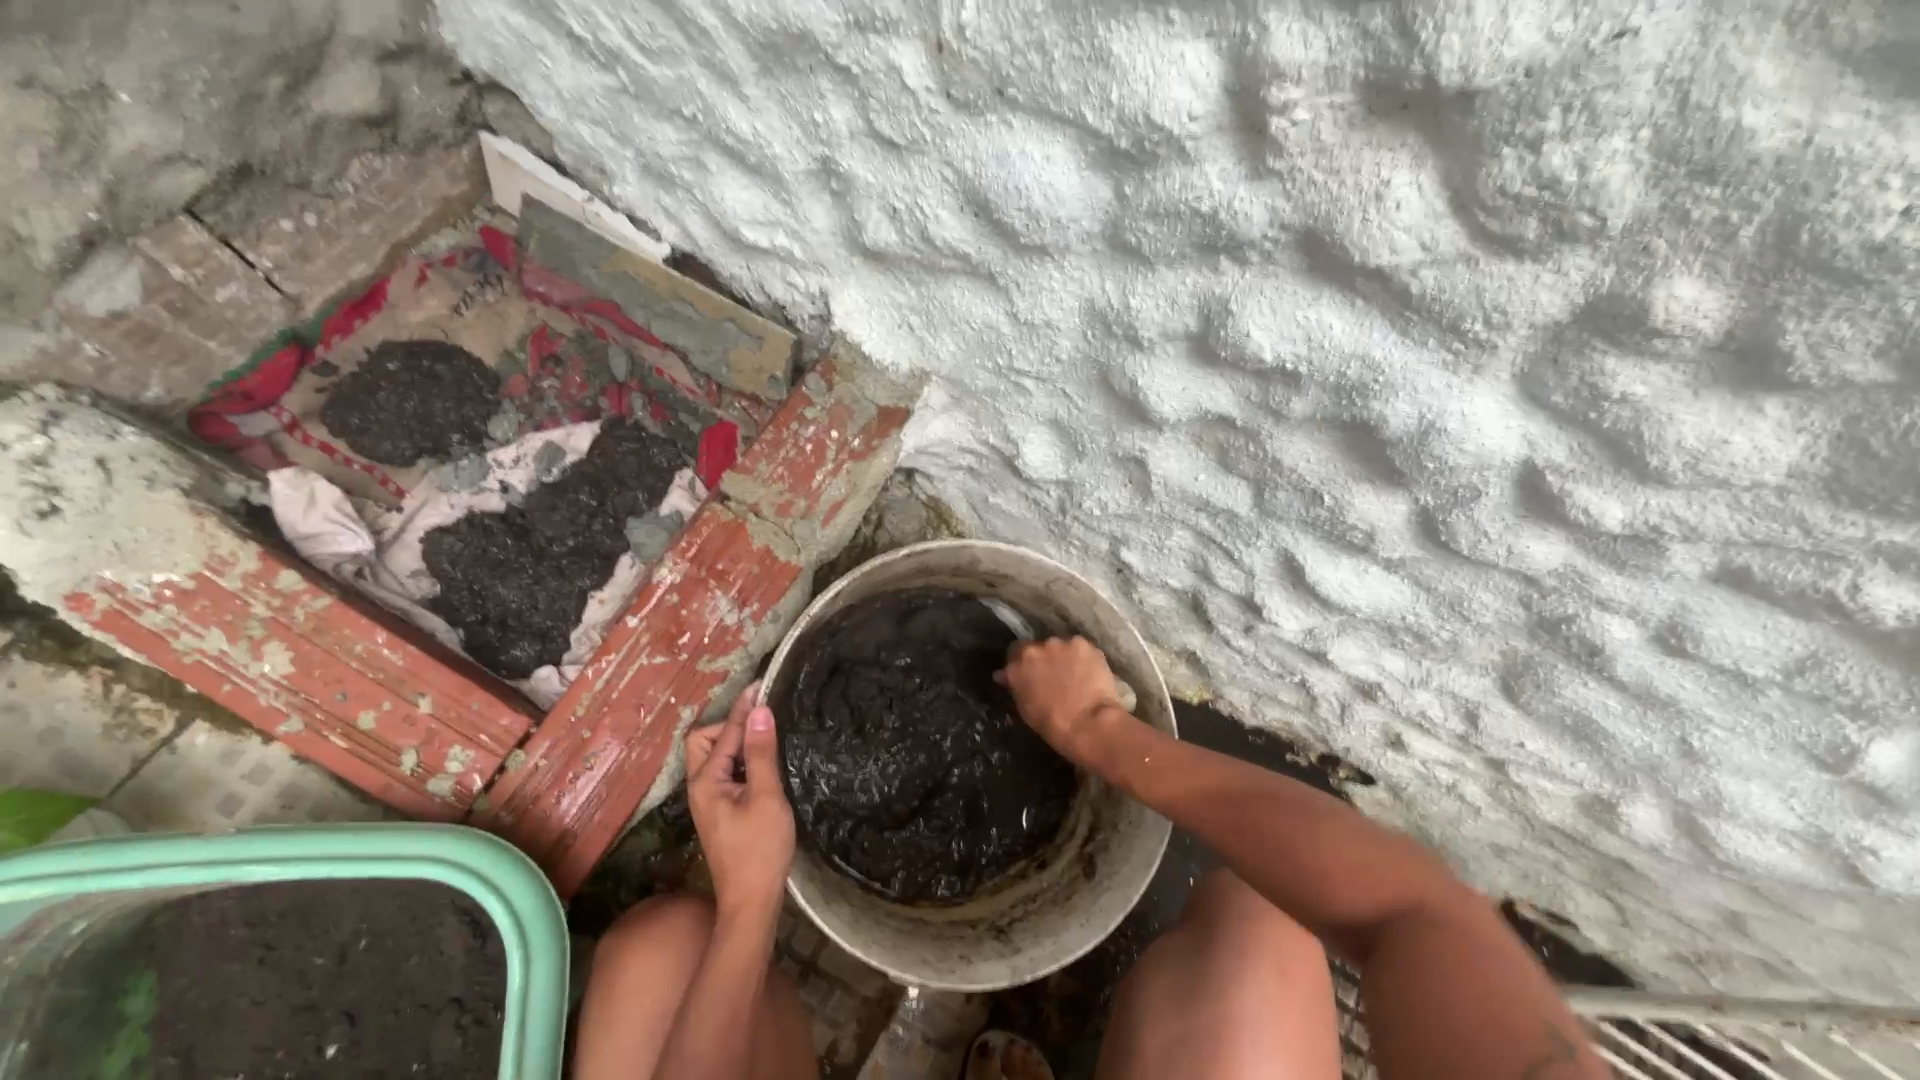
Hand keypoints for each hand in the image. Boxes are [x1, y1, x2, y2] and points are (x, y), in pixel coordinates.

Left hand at [685, 682, 794, 919]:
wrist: (751, 901)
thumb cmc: (760, 850)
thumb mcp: (766, 797)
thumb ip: (762, 753)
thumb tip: (759, 710)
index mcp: (706, 781)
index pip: (724, 733)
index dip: (744, 709)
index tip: (763, 685)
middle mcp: (701, 787)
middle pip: (705, 740)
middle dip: (731, 724)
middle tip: (763, 719)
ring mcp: (710, 800)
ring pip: (717, 757)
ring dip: (738, 742)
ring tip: (768, 734)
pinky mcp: (723, 810)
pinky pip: (728, 772)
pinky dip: (743, 760)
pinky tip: (766, 761)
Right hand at [996, 636, 1129, 762]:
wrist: (1086, 722)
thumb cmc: (1053, 723)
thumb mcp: (1025, 707)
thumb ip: (1016, 686)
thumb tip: (1003, 675)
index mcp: (1017, 667)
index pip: (1015, 653)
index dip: (1024, 662)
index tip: (1032, 672)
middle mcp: (1034, 650)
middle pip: (1039, 648)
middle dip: (1046, 659)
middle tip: (1056, 676)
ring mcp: (1059, 644)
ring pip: (1061, 647)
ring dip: (1065, 657)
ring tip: (1077, 675)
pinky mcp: (1082, 644)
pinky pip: (1080, 648)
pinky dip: (1084, 658)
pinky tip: (1091, 672)